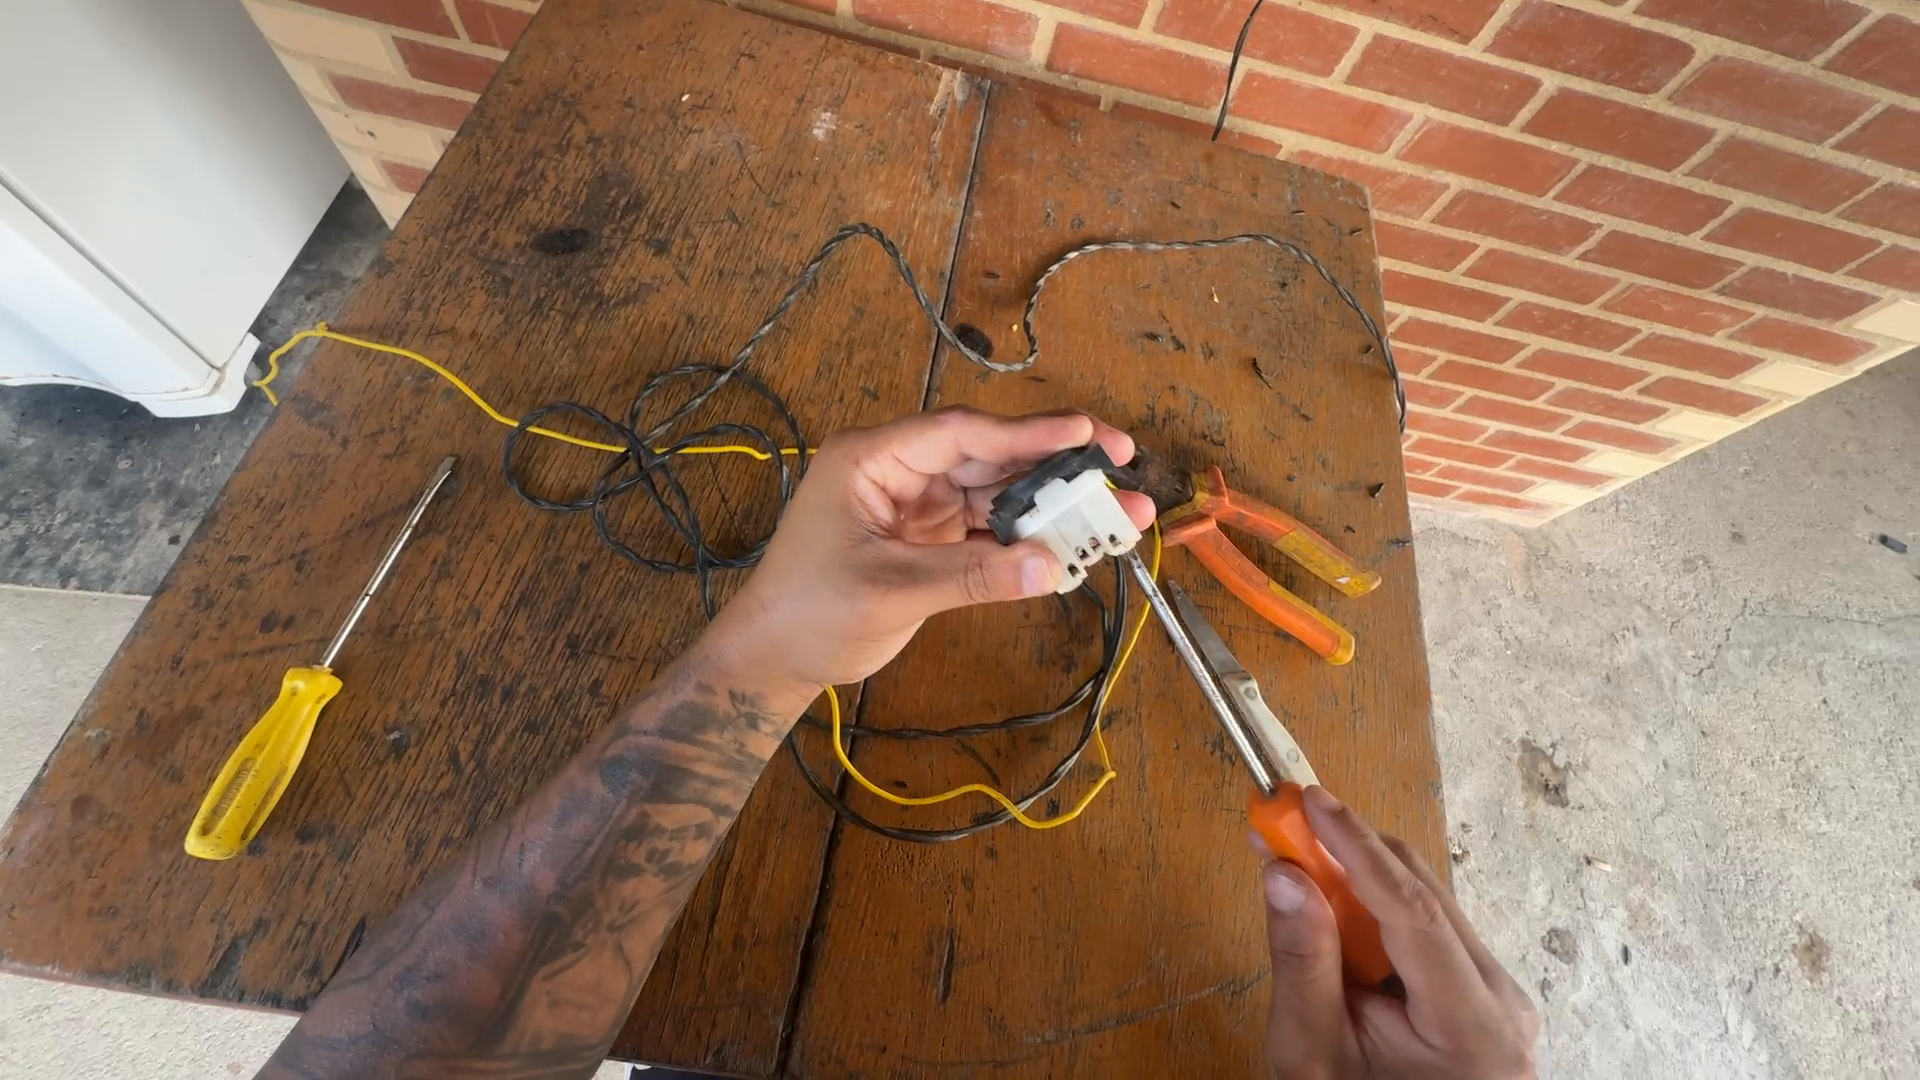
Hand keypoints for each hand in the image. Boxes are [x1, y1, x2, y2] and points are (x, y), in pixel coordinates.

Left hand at [707, 406, 1154, 691]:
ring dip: (1049, 504)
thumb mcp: (889, 591)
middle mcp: (901, 471)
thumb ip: (970, 577)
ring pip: (995, 493)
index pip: (960, 433)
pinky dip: (1025, 539)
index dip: (1026, 432)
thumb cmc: (812, 612)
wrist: (777, 656)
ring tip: (1114, 510)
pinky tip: (1069, 543)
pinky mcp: (930, 538)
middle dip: (1053, 463)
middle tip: (1119, 462)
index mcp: (874, 459)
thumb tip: (1051, 569)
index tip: (1087, 432)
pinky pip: (988, 529)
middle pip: (988, 457)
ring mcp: (918, 504)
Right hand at [1261, 786, 1537, 1078]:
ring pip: (1417, 895)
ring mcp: (1495, 991)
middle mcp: (1501, 998)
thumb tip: (1281, 871)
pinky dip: (1365, 898)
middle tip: (1278, 825)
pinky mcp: (1476, 986)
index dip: (1355, 845)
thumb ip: (1301, 959)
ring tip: (1291, 862)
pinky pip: (1418, 919)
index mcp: (1475, 1027)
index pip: (1412, 910)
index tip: (1309, 798)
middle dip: (1343, 848)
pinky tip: (1324, 902)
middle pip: (1418, 890)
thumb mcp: (1312, 1048)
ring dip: (1349, 870)